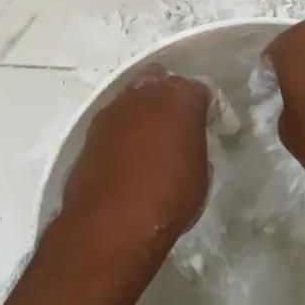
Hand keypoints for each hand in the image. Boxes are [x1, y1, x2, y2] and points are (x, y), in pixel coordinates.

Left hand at [61, 65, 212, 243]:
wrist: (111, 223)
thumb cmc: (169, 198)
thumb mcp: (201, 173)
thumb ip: (195, 146)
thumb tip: (186, 143)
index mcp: (180, 99)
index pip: (200, 90)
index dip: (209, 109)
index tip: (213, 127)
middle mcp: (144, 94)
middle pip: (161, 81)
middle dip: (172, 98)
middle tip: (181, 126)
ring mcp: (112, 111)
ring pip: (133, 98)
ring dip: (145, 112)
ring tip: (155, 140)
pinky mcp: (90, 133)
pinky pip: (115, 122)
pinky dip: (125, 131)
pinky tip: (131, 155)